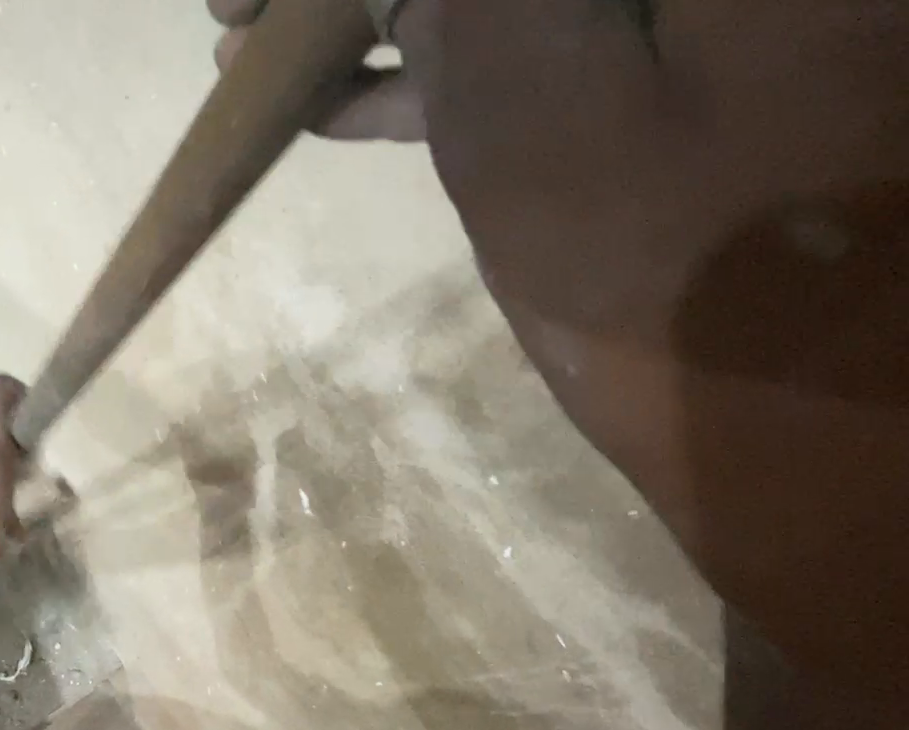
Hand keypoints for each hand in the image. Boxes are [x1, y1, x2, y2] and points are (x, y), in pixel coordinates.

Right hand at [210, 0, 908, 678]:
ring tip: (258, 64)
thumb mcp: (534, 125)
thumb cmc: (664, 270)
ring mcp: (671, 22)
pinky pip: (521, 40)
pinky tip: (338, 105)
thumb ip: (465, 8)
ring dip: (376, 20)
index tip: (248, 0)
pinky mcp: (655, 72)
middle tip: (239, 20)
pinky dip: (427, 68)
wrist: (789, 391)